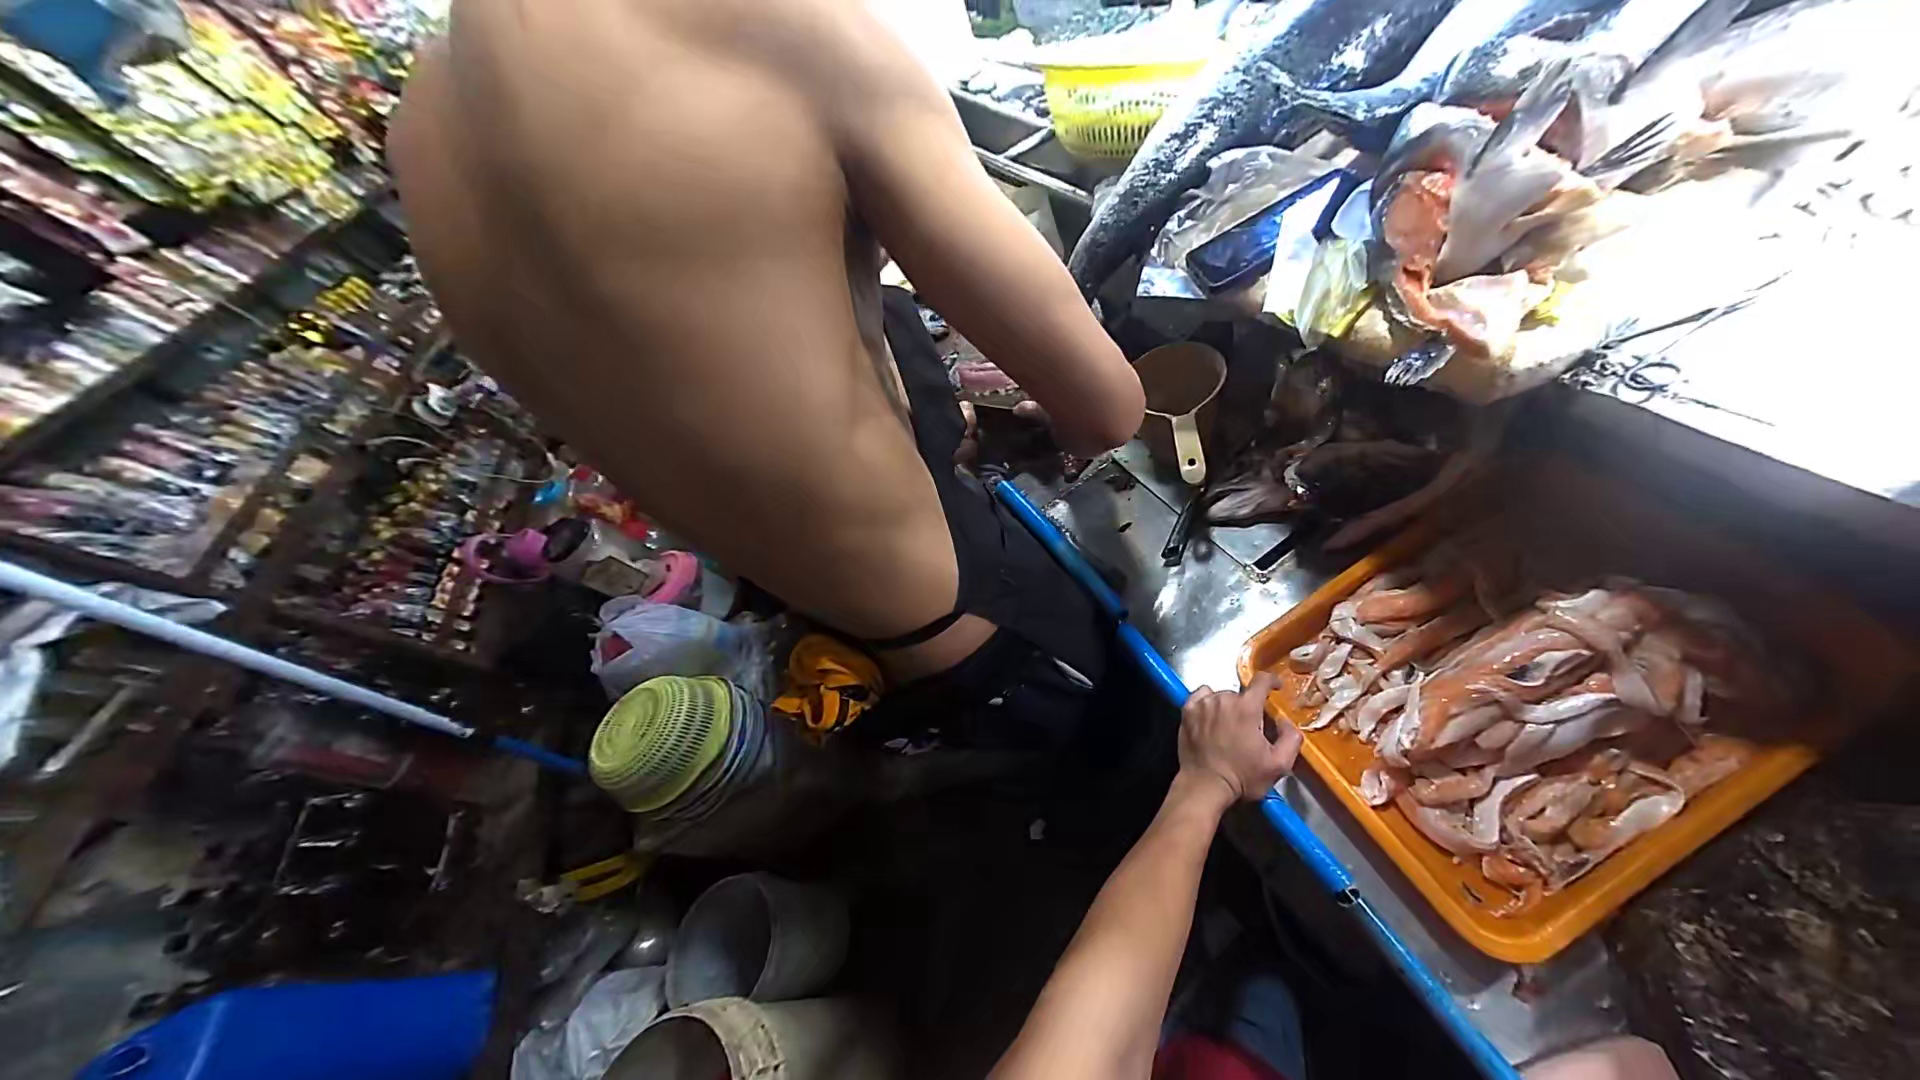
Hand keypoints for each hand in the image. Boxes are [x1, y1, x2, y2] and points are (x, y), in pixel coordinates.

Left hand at [1176, 672, 1299, 805]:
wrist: (1205, 785)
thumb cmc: (1242, 776)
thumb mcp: (1278, 764)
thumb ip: (1291, 738)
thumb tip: (1285, 720)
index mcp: (1247, 708)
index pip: (1261, 680)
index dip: (1271, 681)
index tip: (1276, 687)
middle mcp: (1223, 699)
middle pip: (1240, 694)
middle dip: (1248, 707)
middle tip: (1249, 728)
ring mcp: (1202, 704)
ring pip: (1221, 696)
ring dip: (1228, 707)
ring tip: (1229, 727)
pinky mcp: (1187, 711)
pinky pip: (1201, 697)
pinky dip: (1208, 703)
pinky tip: (1211, 717)